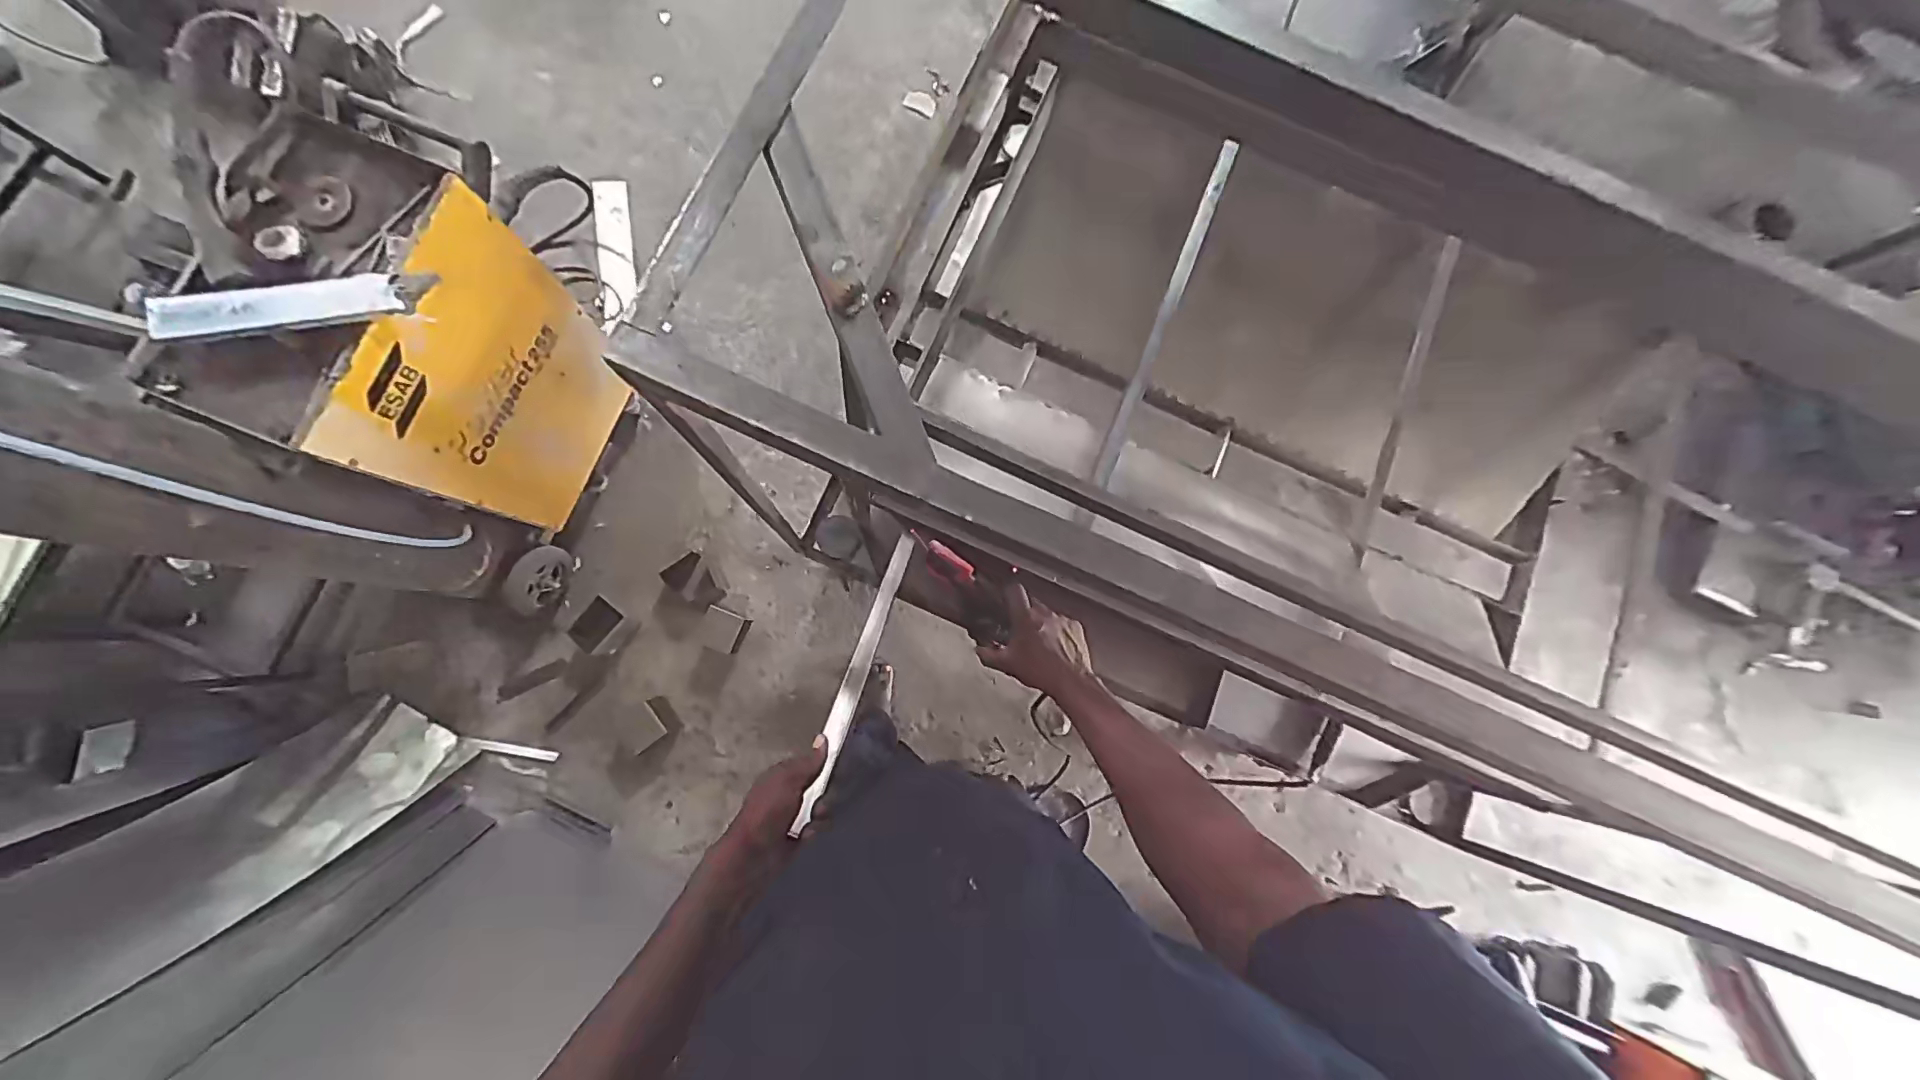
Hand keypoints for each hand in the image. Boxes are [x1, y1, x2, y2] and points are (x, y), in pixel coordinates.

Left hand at [717, 738, 826, 864]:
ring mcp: (792, 815)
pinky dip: (815, 831)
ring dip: (820, 816)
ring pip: (822, 807)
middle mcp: (788, 792)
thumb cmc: (768, 811)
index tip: (834, 772)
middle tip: (817, 806)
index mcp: (782, 774)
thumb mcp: (789, 780)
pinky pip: (817, 827)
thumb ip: (809, 762)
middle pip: (820, 786)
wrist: (753, 855)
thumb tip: (823, 738)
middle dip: (825, 796)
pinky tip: (805, 836)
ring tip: (809, 824)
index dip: (823, 767)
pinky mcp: (797, 835)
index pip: (811, 763)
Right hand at [975, 581, 1093, 697]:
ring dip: (1043, 624)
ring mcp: (1062, 620)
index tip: (1006, 597)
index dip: (1008, 592)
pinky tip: (1056, 648)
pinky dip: (1059, 632)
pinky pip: (1064, 623)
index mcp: (1026, 618)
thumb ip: (989, 655)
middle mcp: (1045, 614)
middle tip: (1021, 630)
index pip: (1014, 591)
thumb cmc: (1042, 671)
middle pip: (1032, 603)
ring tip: (1040, 644)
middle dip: (1025, 614)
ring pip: (1048, 614)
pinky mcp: (1076, 628)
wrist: (1071, 681)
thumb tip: (980, 651)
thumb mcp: (1008, 665)